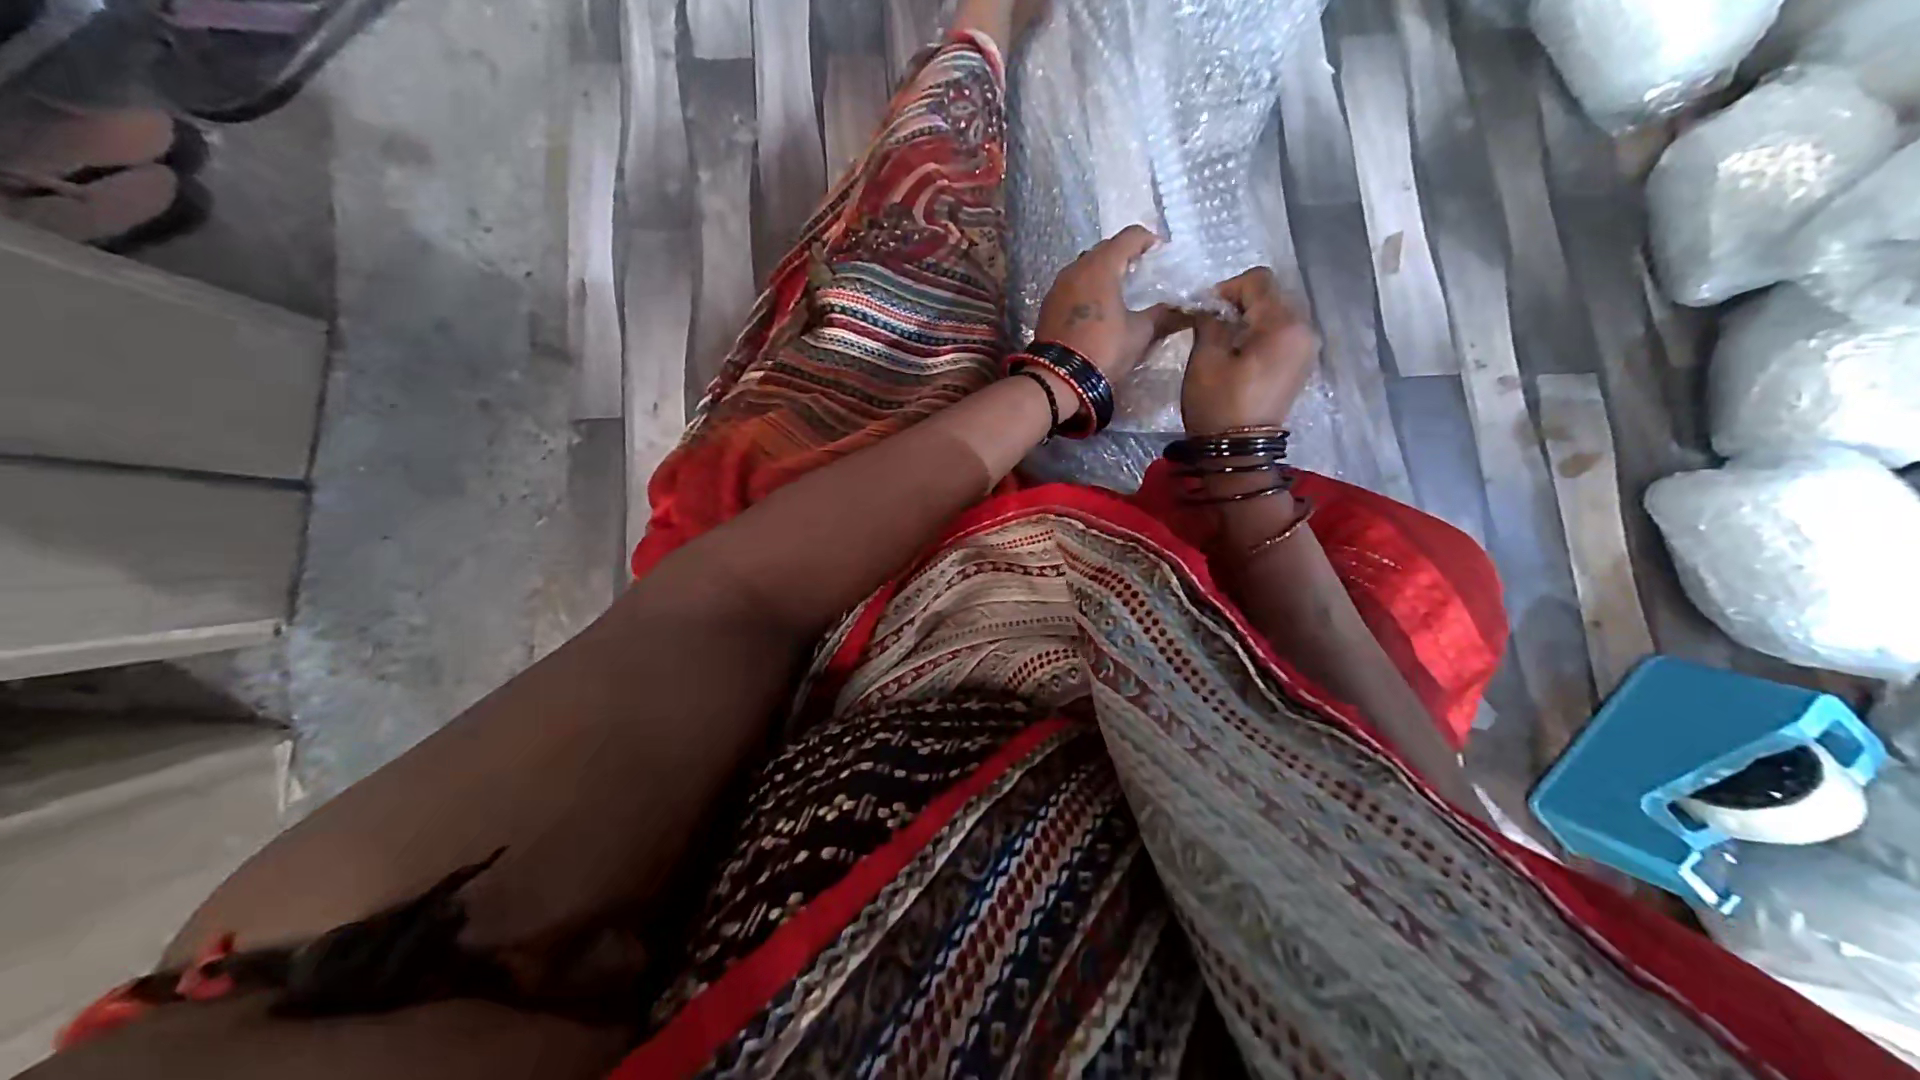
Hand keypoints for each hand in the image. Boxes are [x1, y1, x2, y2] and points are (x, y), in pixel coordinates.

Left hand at [1034, 225, 1186, 380]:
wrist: (1058, 379)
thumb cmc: (1103, 350)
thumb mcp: (1139, 333)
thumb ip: (1161, 314)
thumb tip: (1182, 308)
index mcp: (1101, 267)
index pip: (1129, 236)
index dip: (1149, 240)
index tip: (1161, 254)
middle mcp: (1076, 268)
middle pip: (1105, 248)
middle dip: (1125, 255)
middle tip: (1142, 272)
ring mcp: (1058, 286)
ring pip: (1085, 266)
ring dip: (1104, 271)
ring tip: (1120, 290)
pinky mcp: (1048, 304)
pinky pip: (1072, 285)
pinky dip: (1087, 287)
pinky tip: (1097, 306)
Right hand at [1180, 267, 1319, 435]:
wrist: (1239, 451)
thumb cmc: (1219, 404)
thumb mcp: (1205, 359)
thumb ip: (1210, 322)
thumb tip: (1211, 308)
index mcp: (1283, 325)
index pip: (1259, 281)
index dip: (1228, 288)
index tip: (1205, 309)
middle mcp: (1304, 330)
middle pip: (1271, 296)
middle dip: (1240, 303)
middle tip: (1211, 324)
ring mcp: (1306, 349)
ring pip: (1277, 314)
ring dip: (1249, 319)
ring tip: (1224, 340)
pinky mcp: (1300, 364)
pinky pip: (1282, 334)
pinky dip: (1260, 335)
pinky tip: (1240, 353)